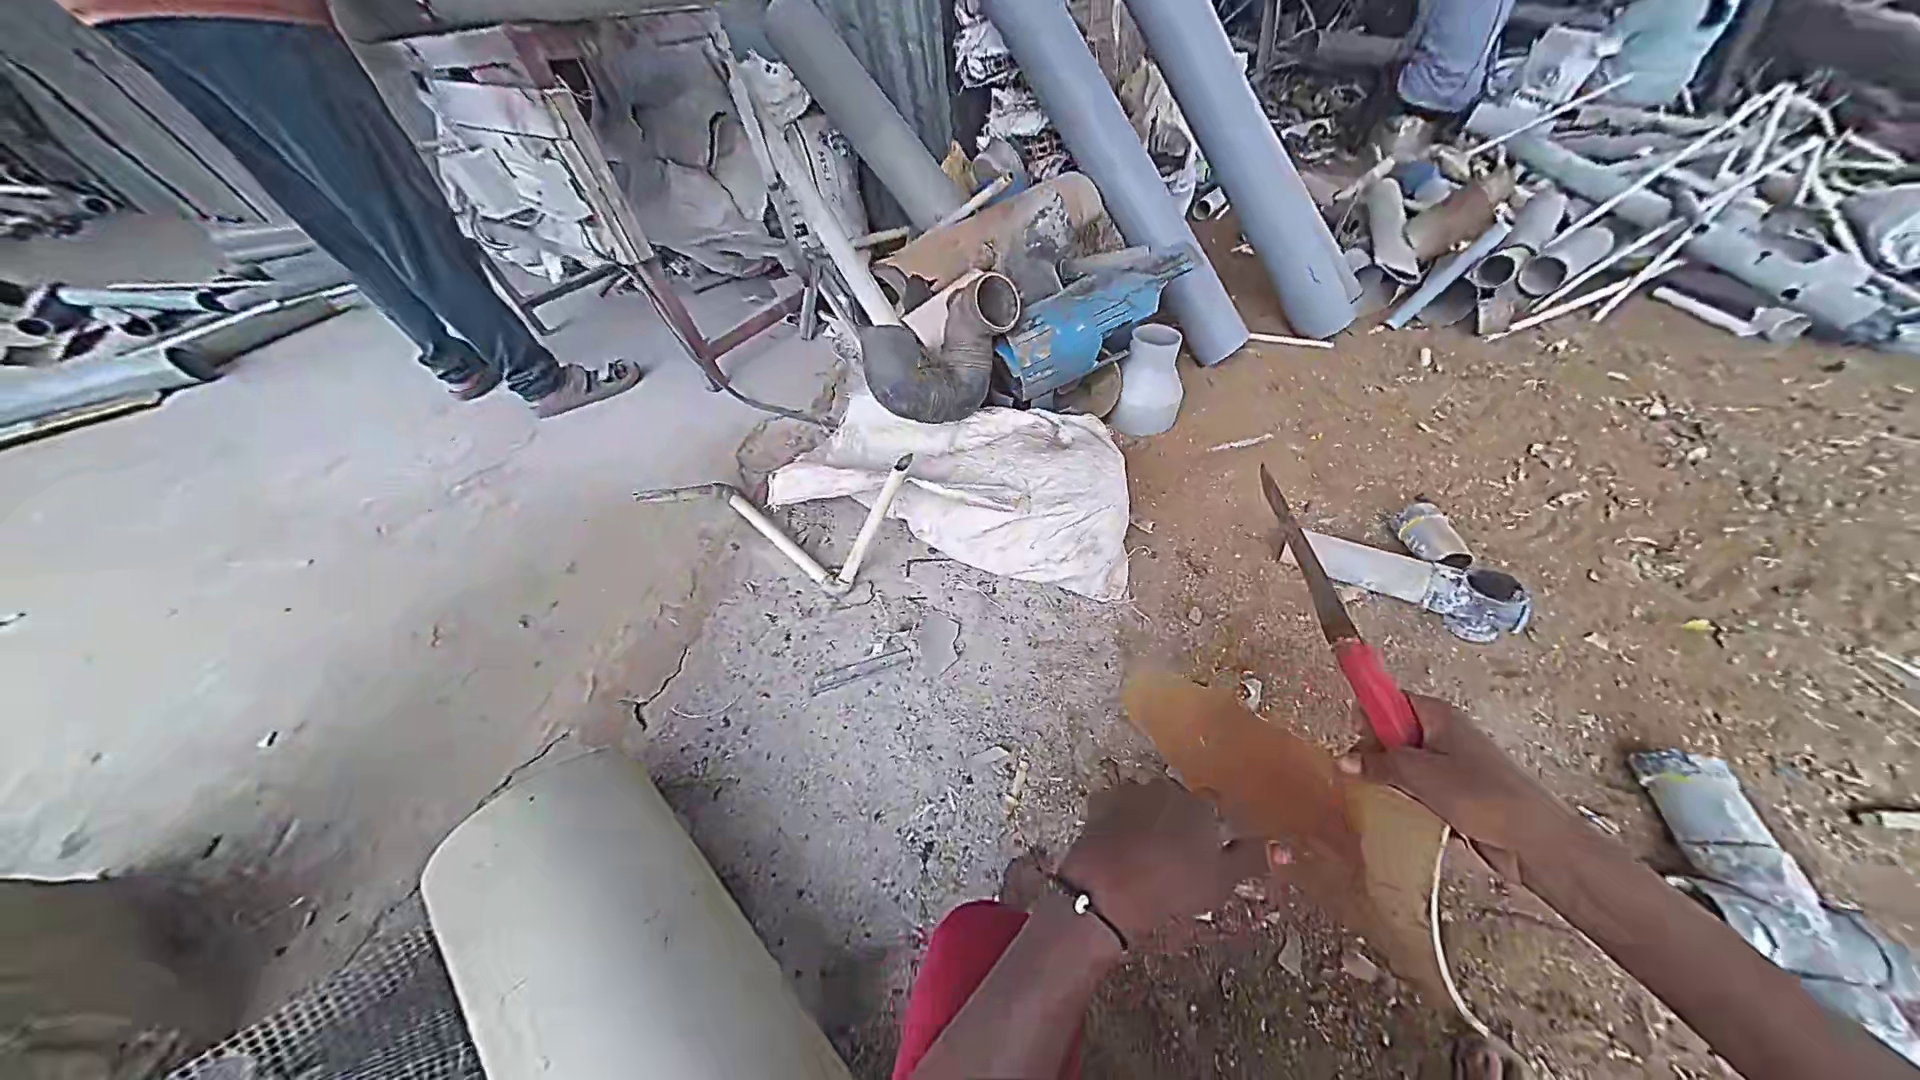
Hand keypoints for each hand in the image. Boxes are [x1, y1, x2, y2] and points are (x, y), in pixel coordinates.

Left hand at [1056, 779, 1266, 946]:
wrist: (1112, 883)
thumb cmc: (1174, 884)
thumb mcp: (1221, 879)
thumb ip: (1251, 859)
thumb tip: (1285, 847)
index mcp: (1198, 805)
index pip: (1212, 802)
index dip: (1210, 821)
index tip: (1207, 841)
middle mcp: (1165, 789)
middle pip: (1177, 797)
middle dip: (1177, 815)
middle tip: (1175, 848)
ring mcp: (1130, 791)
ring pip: (1145, 798)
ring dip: (1147, 814)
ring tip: (1145, 846)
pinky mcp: (1101, 801)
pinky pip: (1114, 805)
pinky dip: (1117, 817)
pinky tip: (1118, 840)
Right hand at [1338, 695, 1580, 868]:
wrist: (1539, 845)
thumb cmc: (1482, 796)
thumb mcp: (1418, 774)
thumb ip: (1376, 762)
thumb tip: (1343, 761)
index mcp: (1437, 715)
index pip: (1387, 698)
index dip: (1370, 715)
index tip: (1362, 740)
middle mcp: (1443, 732)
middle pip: (1391, 732)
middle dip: (1377, 753)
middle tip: (1376, 773)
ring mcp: (1451, 763)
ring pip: (1402, 762)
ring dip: (1392, 779)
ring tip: (1393, 796)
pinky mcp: (1456, 791)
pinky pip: (1418, 786)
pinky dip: (1409, 796)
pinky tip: (1408, 811)